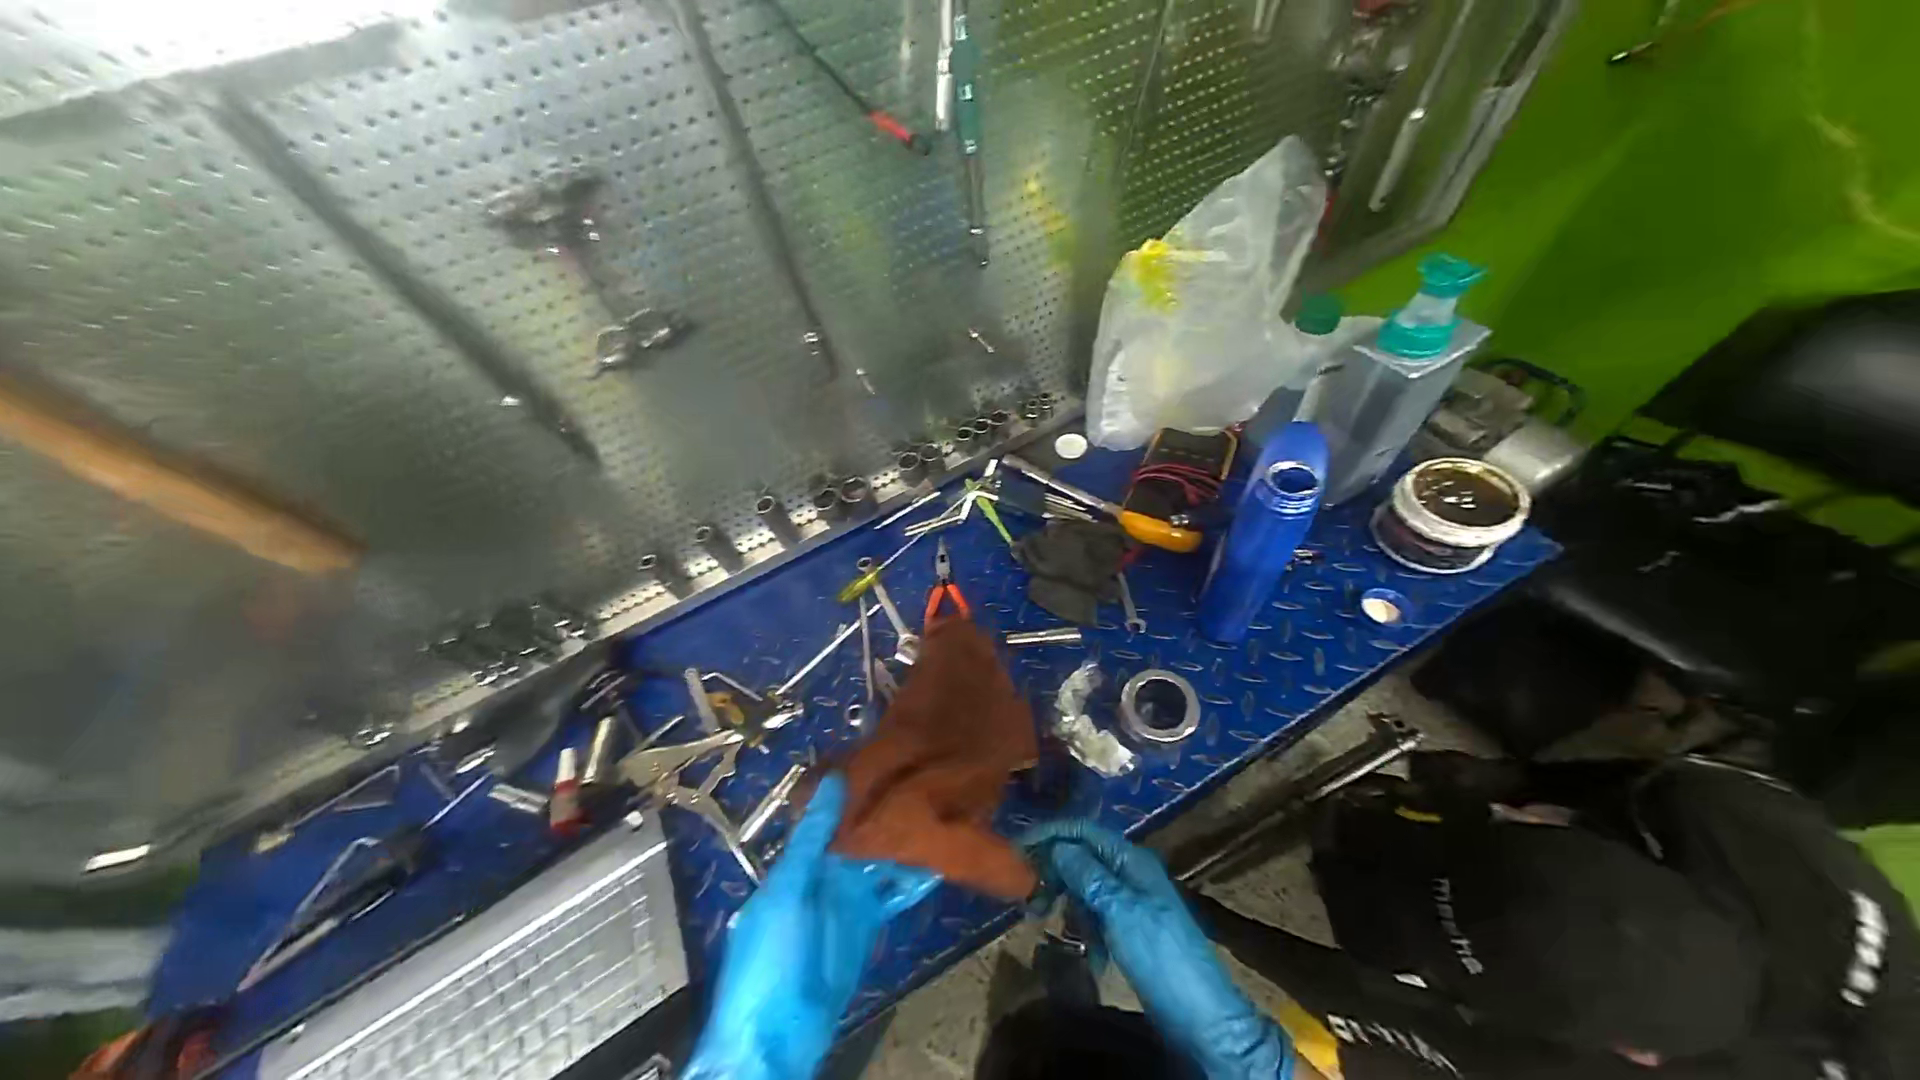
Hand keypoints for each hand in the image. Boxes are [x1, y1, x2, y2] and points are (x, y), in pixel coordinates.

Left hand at [683, 774, 940, 1079]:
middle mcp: (828, 869)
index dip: (855, 786)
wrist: (777, 1034)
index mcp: (802, 857)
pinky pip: (895, 891)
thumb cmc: (770, 955)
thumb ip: (811, 836)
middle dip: (887, 808)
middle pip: (862, 831)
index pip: (832, 812)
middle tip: (923, 777)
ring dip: (906, 839)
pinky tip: (939, 858)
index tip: (885, 756)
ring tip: (939, 808)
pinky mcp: (871, 919)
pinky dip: (915, 877)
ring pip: (883, 857)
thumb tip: (832, 779)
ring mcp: (851, 894)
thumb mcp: (786, 889)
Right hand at [1020, 820, 1291, 1079]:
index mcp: (1132, 861)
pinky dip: (1083, 929)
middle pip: (1082, 857)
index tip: (1017, 848)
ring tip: (1043, 922)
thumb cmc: (1161, 957)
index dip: (1051, 834)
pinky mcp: (1130, 932)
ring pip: (1085, 888)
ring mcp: (1131, 904)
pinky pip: (1095, 917)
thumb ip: (1088, 875)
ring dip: (1065, 902)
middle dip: (1053, 871)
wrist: (1203, 1019)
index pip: (1084, 830)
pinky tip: (1084, 953)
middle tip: (1026, 895)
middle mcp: (1131, 874)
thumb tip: (1058, 845)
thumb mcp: (1120, 912)